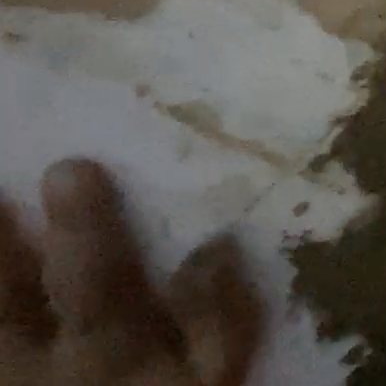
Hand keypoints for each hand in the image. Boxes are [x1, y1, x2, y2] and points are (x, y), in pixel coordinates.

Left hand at [0, 160, 261, 385]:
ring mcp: (5, 384)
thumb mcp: (217, 375)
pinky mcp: (0, 385)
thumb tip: (216, 242)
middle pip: (3, 301)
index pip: (92, 276)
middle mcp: (38, 366)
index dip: (82, 223)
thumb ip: (217, 315)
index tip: (70, 168)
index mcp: (108, 350)